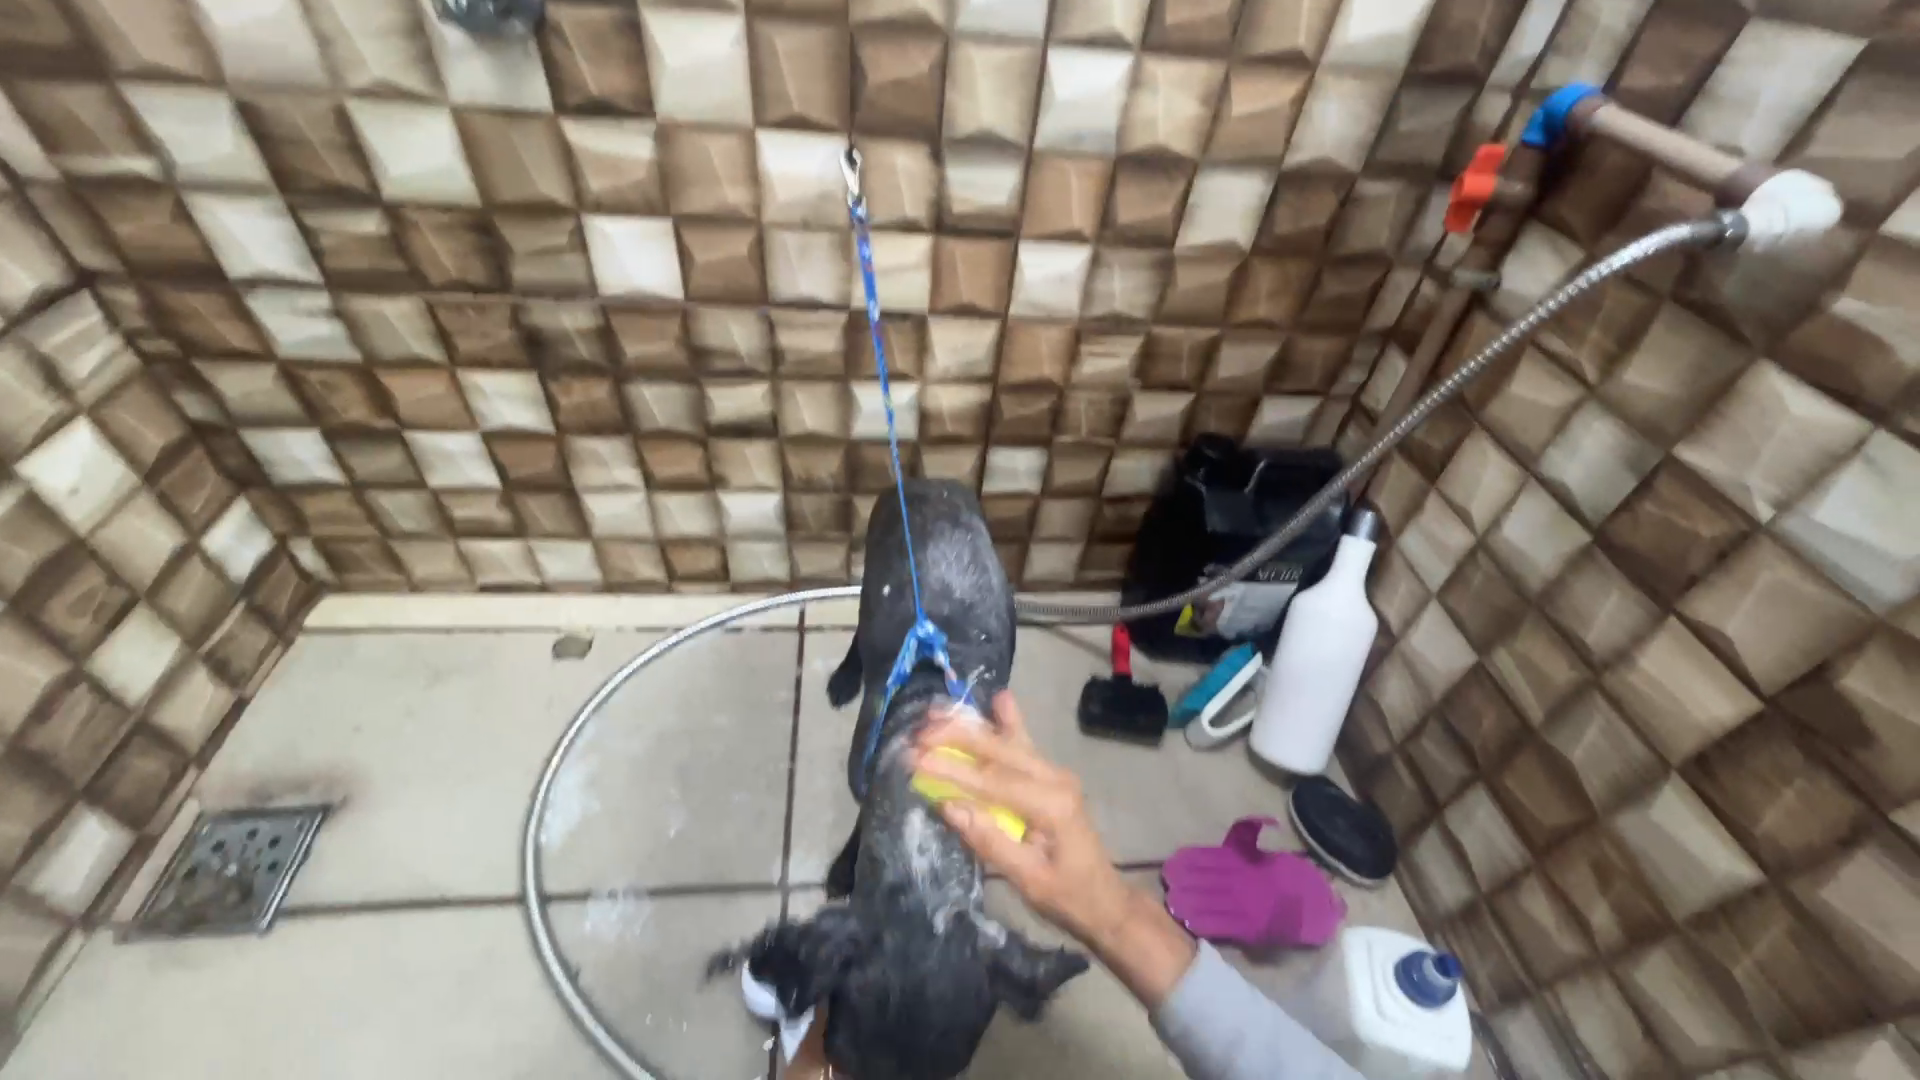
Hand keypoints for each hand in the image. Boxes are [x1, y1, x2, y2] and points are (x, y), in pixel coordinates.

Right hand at [912, 693, 1131, 948]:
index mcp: (1051, 805)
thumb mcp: (1026, 880)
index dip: (953, 770)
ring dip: (972, 725)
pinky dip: (1005, 721)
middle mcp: (1055, 778)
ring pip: (1009, 741)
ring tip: (938, 710)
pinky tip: (999, 697)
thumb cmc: (1066, 895)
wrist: (1104, 898)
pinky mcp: (1050, 774)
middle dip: (955, 739)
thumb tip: (949, 807)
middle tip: (917, 734)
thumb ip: (990, 841)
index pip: (994, 782)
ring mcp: (1055, 772)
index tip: (916, 760)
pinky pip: (1023, 744)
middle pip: (999, 751)